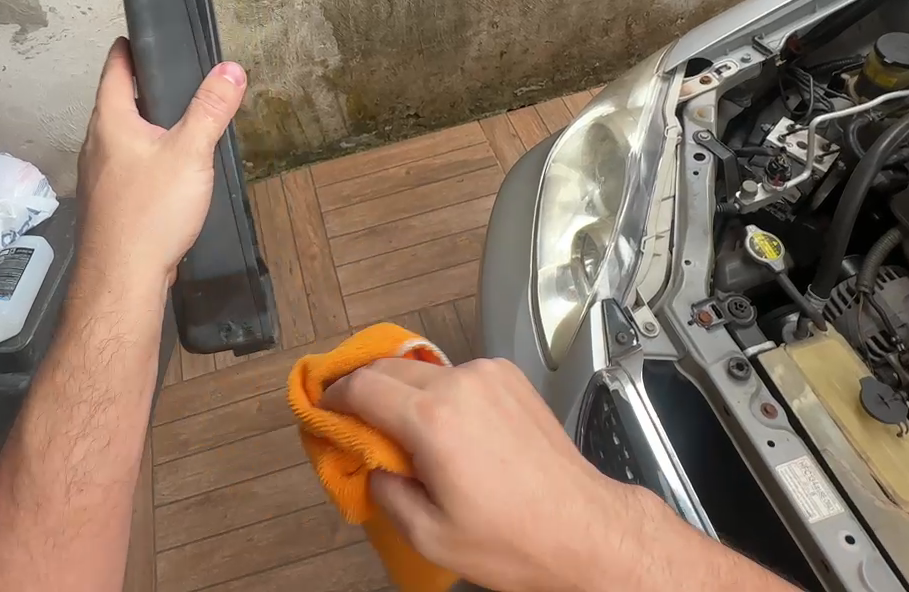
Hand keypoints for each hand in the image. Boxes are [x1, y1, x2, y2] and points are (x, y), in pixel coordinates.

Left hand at [74, 37, 247, 295]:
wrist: (123, 279)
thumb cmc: (151, 211)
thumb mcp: (190, 152)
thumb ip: (211, 109)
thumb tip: (231, 68)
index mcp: (110, 121)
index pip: (114, 68)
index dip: (129, 47)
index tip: (144, 35)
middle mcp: (97, 143)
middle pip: (116, 100)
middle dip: (142, 85)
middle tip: (176, 73)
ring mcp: (100, 174)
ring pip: (121, 134)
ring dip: (145, 121)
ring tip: (179, 116)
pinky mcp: (110, 200)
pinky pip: (127, 162)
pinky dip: (146, 152)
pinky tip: (170, 165)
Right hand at [322, 357, 644, 591]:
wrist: (585, 529)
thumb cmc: (513, 540)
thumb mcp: (431, 537)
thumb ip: (385, 492)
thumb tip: (370, 463)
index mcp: (432, 419)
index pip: (362, 387)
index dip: (334, 395)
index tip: (323, 406)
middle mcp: (456, 382)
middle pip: (387, 368)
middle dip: (363, 387)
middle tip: (352, 415)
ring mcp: (485, 372)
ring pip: (422, 368)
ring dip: (403, 390)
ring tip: (405, 428)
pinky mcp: (506, 373)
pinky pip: (456, 373)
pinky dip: (440, 390)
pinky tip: (451, 425)